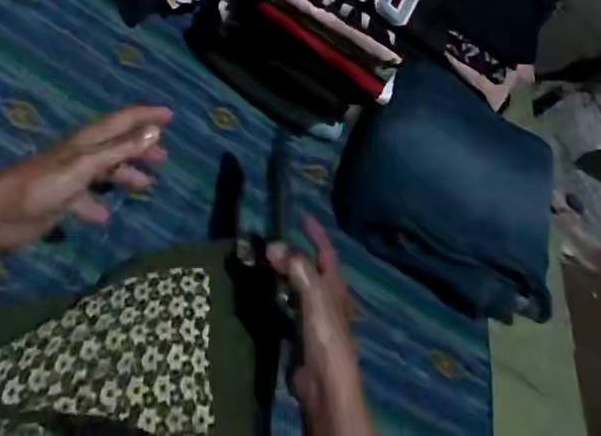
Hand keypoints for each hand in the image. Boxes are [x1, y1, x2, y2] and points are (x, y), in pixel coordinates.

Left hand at [0, 105, 172, 251]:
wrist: (0, 215)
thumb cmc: (45, 184)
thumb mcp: (87, 164)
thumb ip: (120, 149)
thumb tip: (153, 132)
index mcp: (88, 140)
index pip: (123, 120)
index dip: (146, 116)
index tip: (170, 116)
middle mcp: (82, 154)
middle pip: (117, 144)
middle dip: (141, 147)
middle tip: (164, 156)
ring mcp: (71, 177)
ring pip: (106, 171)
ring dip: (126, 174)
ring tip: (146, 185)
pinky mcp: (61, 201)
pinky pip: (87, 200)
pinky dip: (99, 205)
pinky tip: (106, 215)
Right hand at [268, 214, 370, 435]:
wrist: (325, 384)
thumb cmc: (326, 333)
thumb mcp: (314, 293)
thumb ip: (297, 267)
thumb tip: (273, 245)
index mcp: (335, 285)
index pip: (327, 251)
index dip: (316, 233)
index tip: (303, 216)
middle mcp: (328, 298)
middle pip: (312, 269)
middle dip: (295, 254)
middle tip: (272, 244)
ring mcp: (316, 318)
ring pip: (299, 288)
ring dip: (285, 275)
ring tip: (265, 265)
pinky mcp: (302, 337)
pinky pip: (289, 309)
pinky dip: (278, 299)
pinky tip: (265, 298)